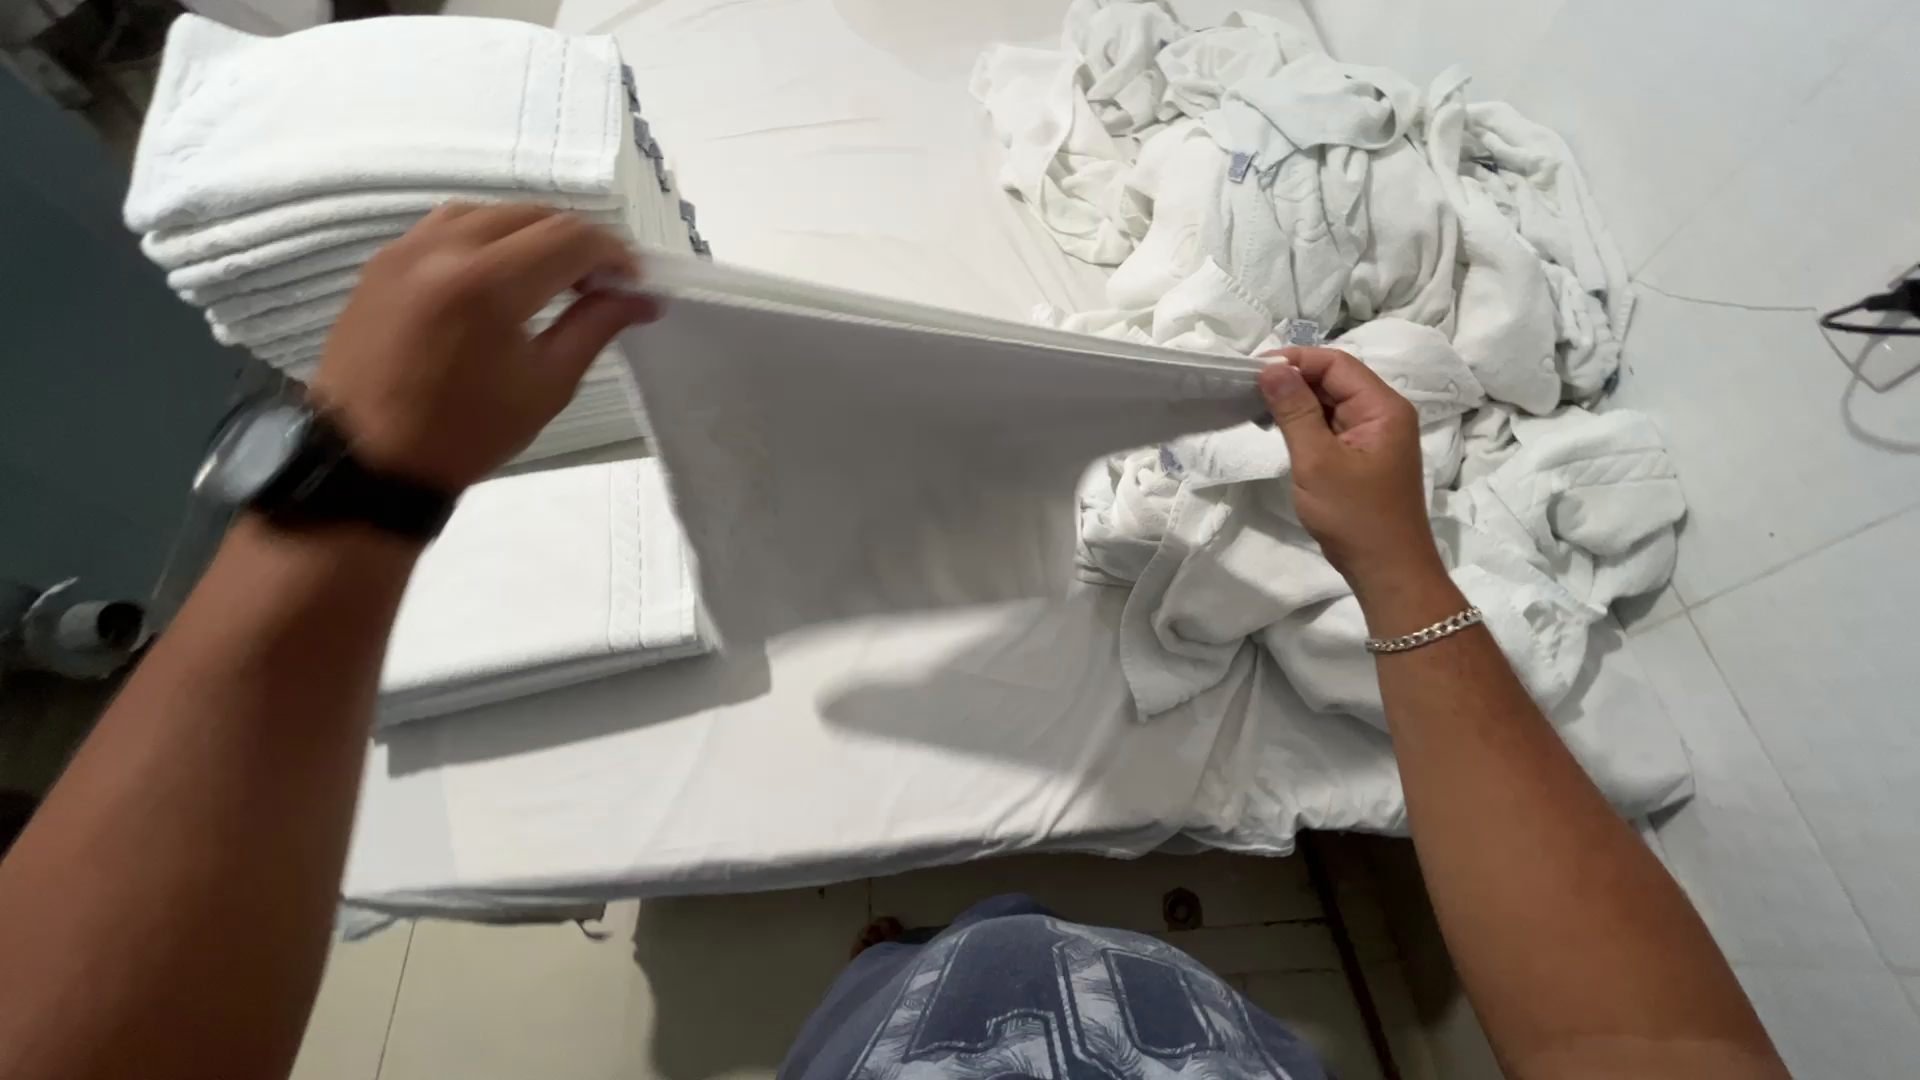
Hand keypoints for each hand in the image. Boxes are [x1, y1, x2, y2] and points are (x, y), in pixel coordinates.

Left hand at [310, 204, 660, 490]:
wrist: (369, 454)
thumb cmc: (470, 430)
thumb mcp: (549, 384)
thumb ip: (595, 327)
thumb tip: (640, 298)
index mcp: (489, 285)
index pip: (571, 238)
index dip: (615, 254)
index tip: (635, 284)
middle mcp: (444, 249)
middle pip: (535, 215)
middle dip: (582, 242)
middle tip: (605, 285)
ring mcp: (408, 246)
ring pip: (494, 212)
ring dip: (539, 235)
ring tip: (560, 279)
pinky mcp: (387, 257)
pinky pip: (454, 224)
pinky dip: (497, 237)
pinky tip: (510, 275)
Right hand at [1260, 346, 1445, 598]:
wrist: (1385, 567)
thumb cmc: (1354, 514)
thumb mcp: (1317, 460)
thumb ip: (1295, 412)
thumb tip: (1271, 370)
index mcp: (1382, 408)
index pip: (1336, 364)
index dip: (1296, 361)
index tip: (1252, 370)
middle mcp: (1383, 414)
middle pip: (1335, 380)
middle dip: (1292, 380)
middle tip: (1247, 389)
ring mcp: (1373, 436)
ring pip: (1330, 403)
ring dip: (1296, 402)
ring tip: (1255, 407)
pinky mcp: (1361, 456)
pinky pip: (1330, 426)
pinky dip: (1304, 423)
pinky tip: (1277, 429)